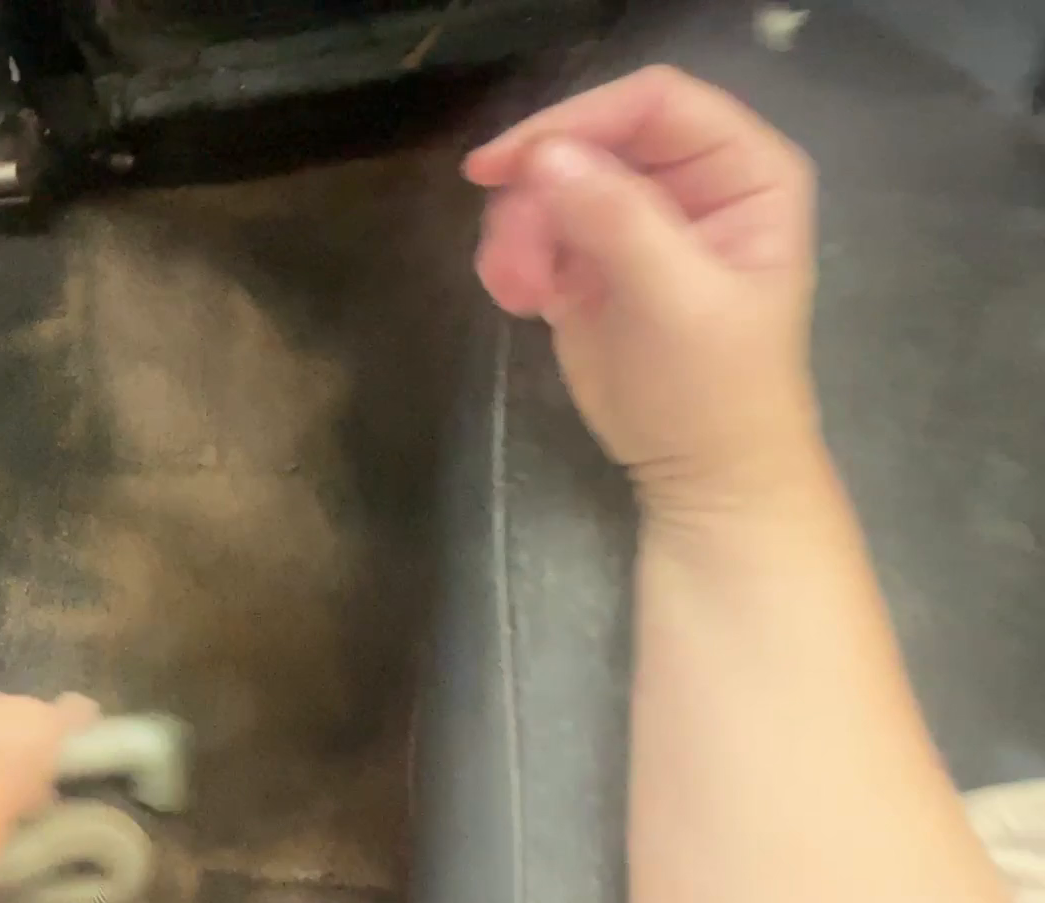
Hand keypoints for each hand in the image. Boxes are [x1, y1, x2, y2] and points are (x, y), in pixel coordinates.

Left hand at [0, 692, 100, 814]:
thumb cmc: (19, 790)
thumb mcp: (44, 794)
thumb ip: (49, 779)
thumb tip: (46, 787)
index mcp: (59, 723)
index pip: (79, 707)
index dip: (75, 716)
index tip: (71, 729)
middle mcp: (34, 704)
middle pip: (36, 709)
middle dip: (30, 727)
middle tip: (22, 754)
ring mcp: (1, 700)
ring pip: (6, 707)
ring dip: (2, 723)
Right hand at [465, 65, 825, 516]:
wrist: (692, 463)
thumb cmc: (710, 386)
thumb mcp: (673, 299)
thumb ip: (615, 221)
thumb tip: (541, 158)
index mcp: (736, 172)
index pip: (650, 106)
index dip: (573, 121)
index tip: (499, 165)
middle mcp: (681, 187)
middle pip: (584, 149)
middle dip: (534, 201)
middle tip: (508, 263)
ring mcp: (627, 229)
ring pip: (545, 196)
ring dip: (515, 241)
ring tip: (519, 297)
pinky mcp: (583, 270)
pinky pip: (529, 240)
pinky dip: (511, 267)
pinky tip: (521, 306)